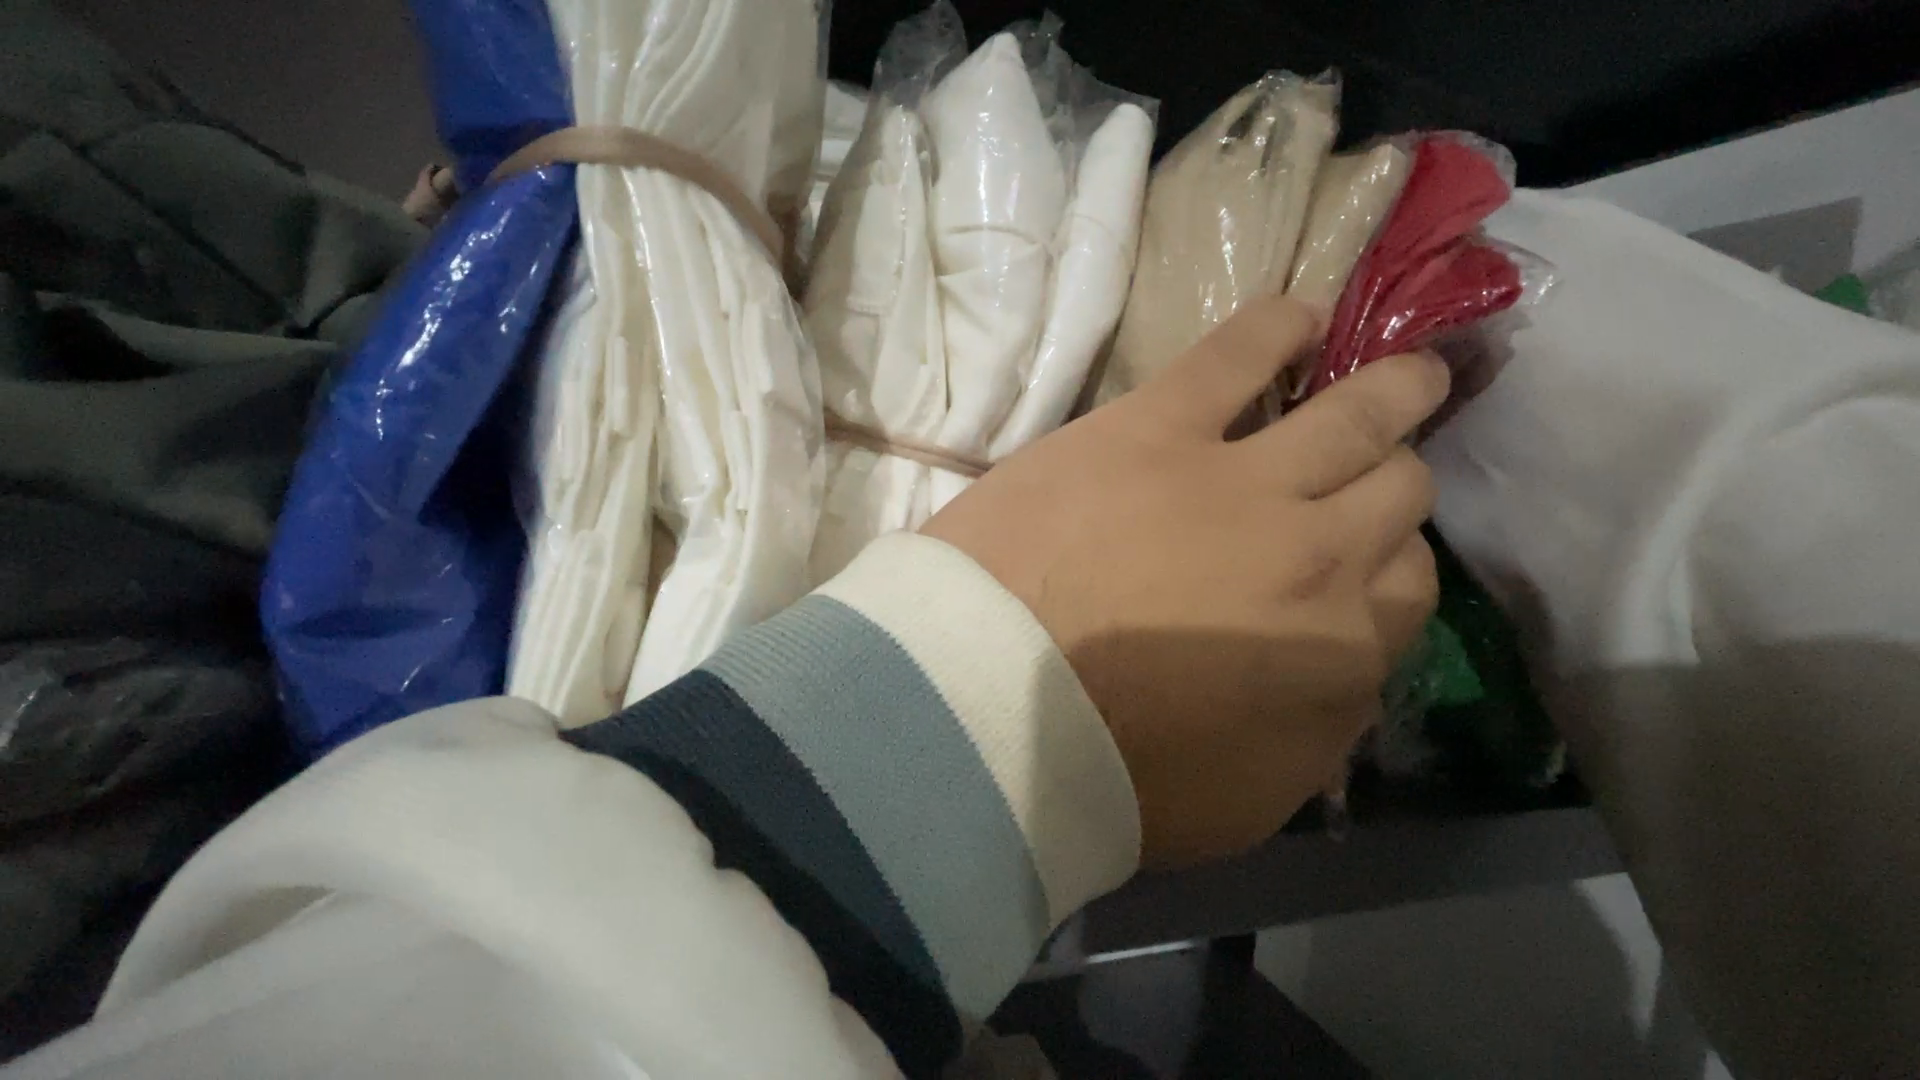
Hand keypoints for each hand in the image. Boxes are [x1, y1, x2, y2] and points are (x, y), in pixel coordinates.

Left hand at [922, 296, 1444, 866]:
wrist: (987, 709)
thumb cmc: (1107, 774)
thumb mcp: (1247, 795)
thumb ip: (1318, 729)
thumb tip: (1342, 674)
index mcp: (1341, 656)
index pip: (1408, 588)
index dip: (1387, 568)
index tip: (1359, 563)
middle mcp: (1318, 557)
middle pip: (1395, 494)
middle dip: (1393, 481)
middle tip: (1382, 467)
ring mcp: (1241, 482)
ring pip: (1353, 417)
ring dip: (1390, 391)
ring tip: (1408, 373)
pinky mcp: (1156, 429)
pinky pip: (1239, 354)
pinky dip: (1278, 328)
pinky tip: (1301, 317)